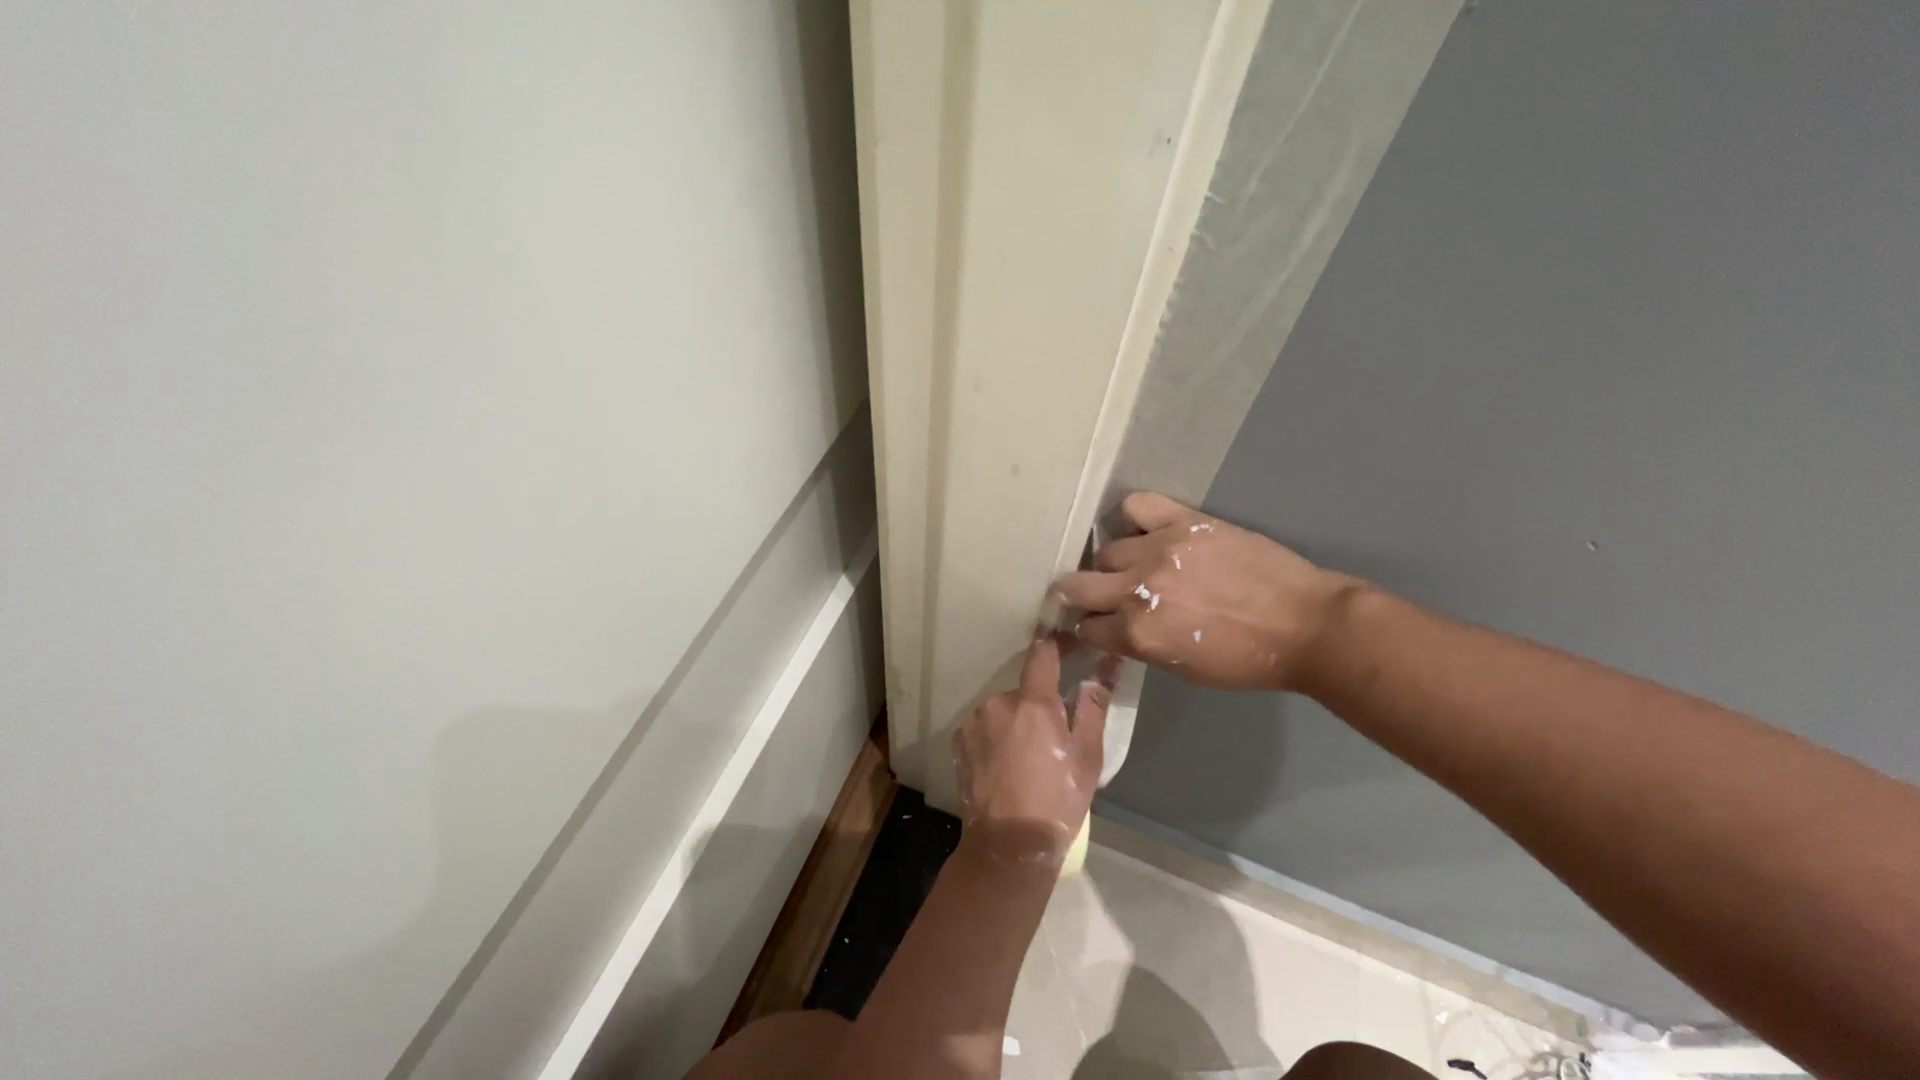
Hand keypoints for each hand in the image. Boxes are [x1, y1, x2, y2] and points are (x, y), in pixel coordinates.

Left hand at [952, 637, 1117, 866]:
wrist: (1009, 843)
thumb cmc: (1057, 800)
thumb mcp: (1087, 755)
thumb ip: (1094, 704)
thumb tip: (1107, 663)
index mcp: (1033, 703)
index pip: (1044, 654)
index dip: (1060, 645)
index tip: (1073, 645)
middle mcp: (998, 703)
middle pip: (1025, 690)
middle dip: (1040, 705)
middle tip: (1055, 738)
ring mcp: (974, 723)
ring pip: (1003, 710)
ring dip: (1017, 722)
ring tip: (1030, 758)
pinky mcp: (959, 743)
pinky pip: (985, 728)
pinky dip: (997, 737)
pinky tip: (1007, 765)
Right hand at [1054, 492, 1356, 690]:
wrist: (1305, 625)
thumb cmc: (1246, 660)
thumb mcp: (1182, 667)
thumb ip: (1140, 644)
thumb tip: (1115, 628)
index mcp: (1137, 634)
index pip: (1084, 627)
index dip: (1088, 628)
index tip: (1095, 624)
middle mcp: (1138, 589)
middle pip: (1077, 584)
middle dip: (1079, 594)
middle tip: (1096, 596)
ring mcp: (1160, 549)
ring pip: (1107, 549)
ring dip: (1115, 563)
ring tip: (1138, 565)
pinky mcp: (1184, 522)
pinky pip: (1137, 505)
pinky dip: (1133, 517)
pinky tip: (1146, 530)